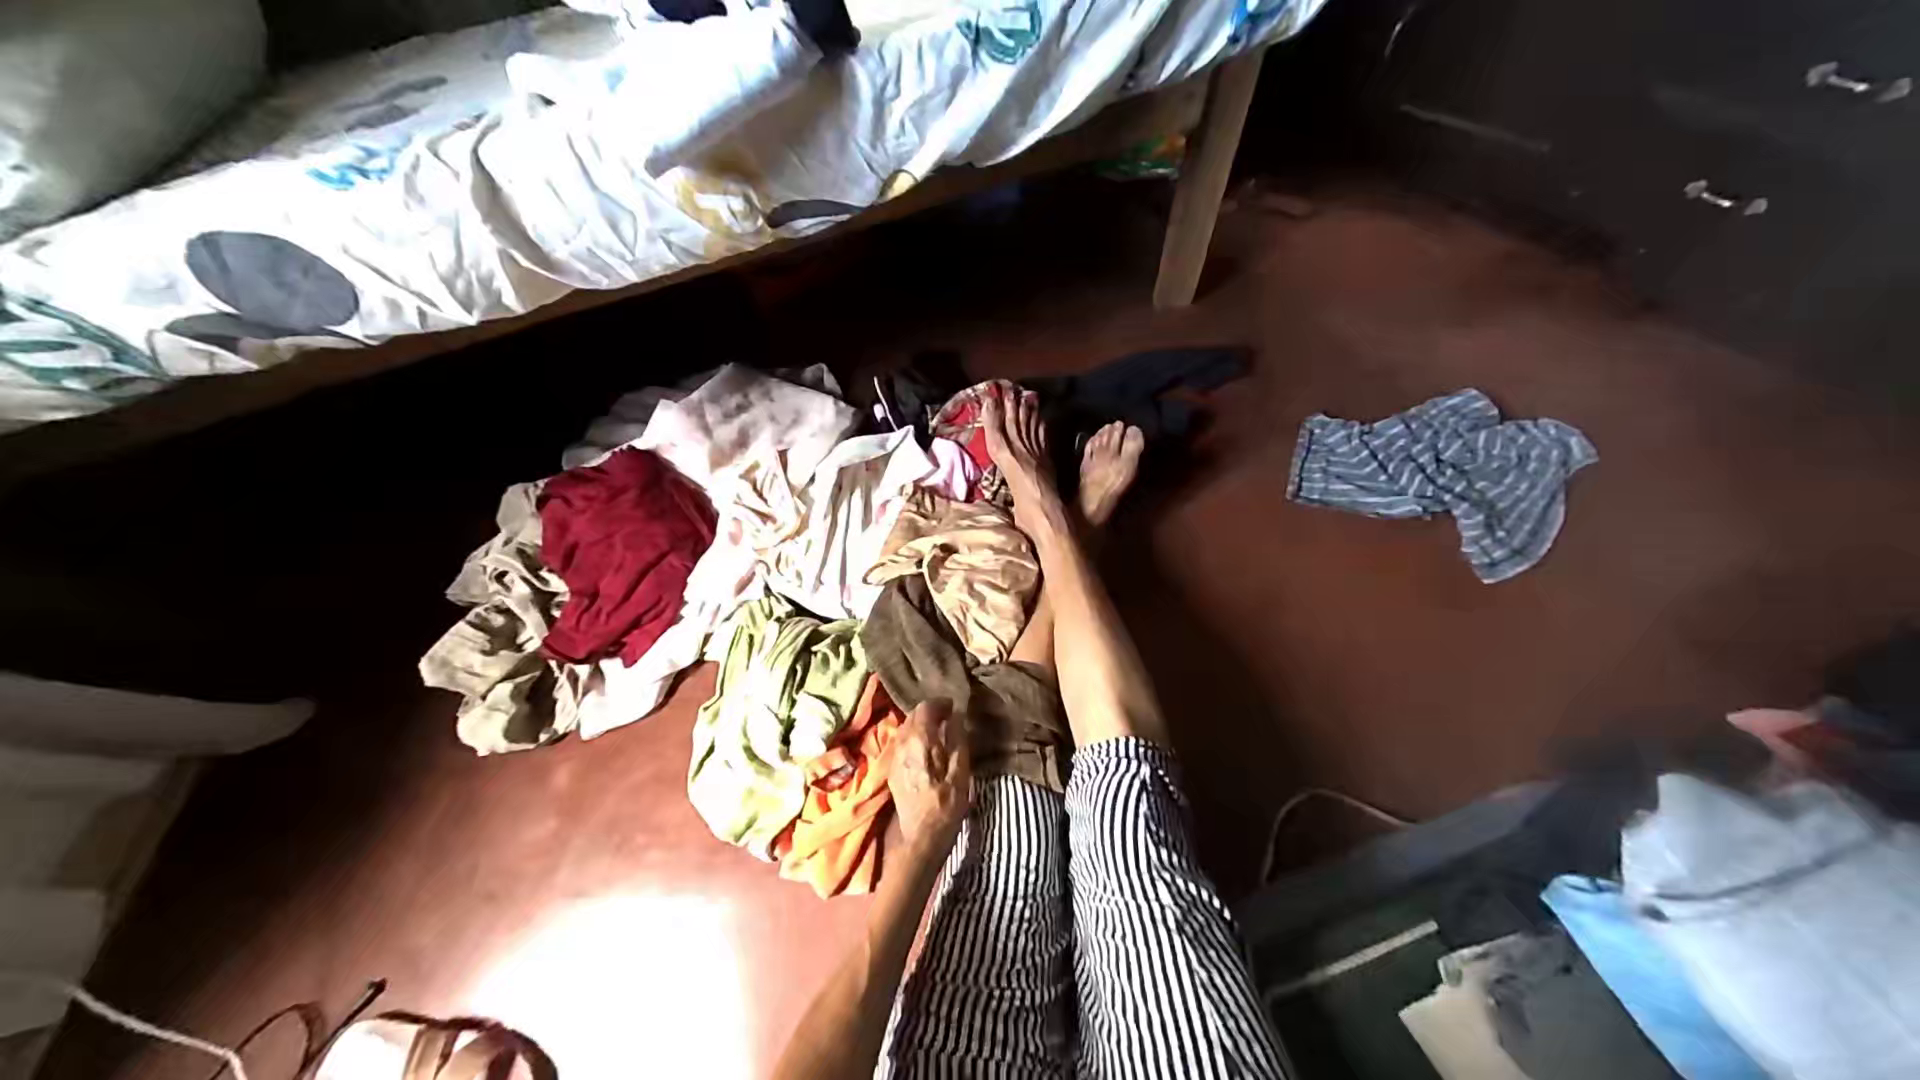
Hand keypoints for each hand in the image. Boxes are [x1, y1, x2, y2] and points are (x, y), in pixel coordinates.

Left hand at [889, 699, 970, 852]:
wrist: (920, 838)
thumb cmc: (946, 806)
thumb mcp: (960, 772)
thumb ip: (958, 740)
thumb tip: (955, 716)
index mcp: (919, 740)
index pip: (926, 707)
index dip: (940, 703)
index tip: (954, 707)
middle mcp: (902, 744)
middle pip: (913, 715)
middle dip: (930, 712)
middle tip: (948, 717)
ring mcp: (894, 757)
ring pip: (905, 728)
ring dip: (921, 725)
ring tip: (939, 732)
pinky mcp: (892, 770)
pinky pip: (902, 742)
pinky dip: (914, 738)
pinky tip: (926, 748)